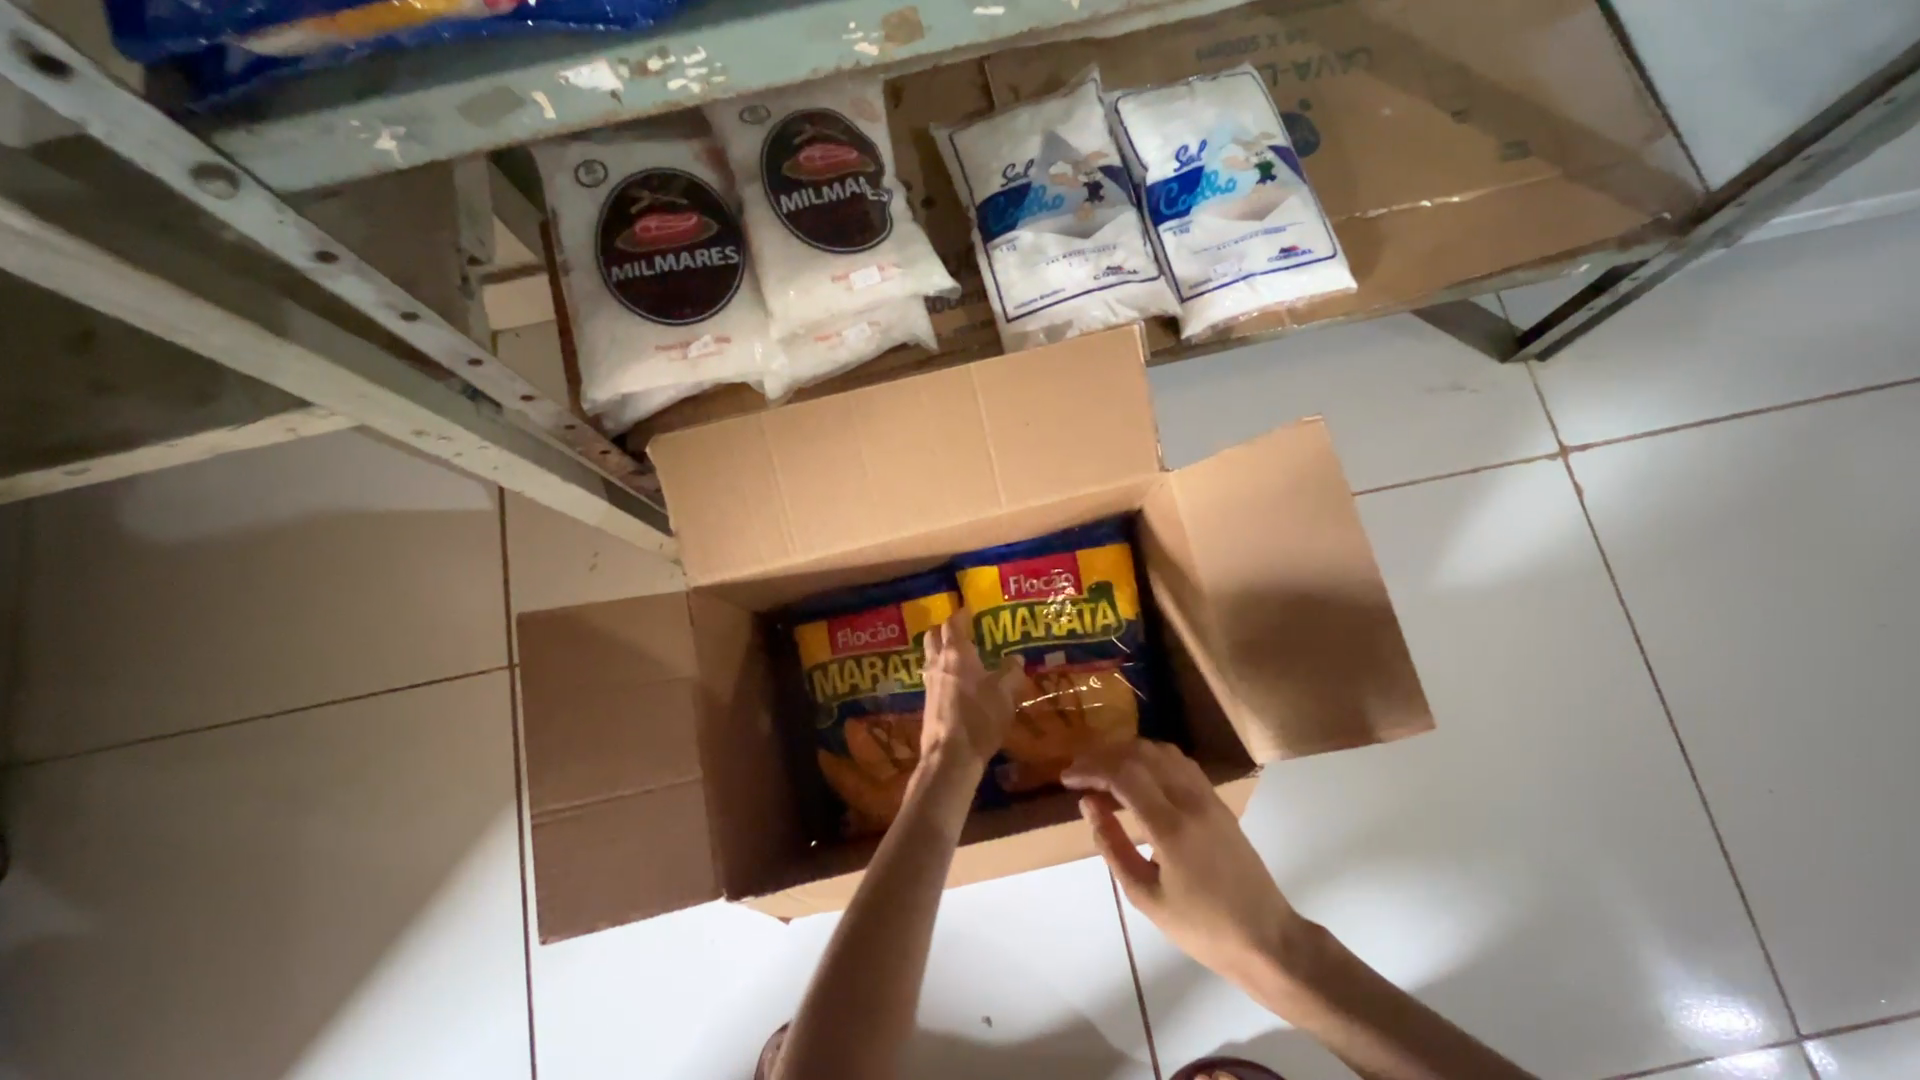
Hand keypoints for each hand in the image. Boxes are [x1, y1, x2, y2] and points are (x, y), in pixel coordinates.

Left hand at [919, 609, 1023, 772]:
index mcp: (957, 653)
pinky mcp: (927, 701)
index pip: (953, 623)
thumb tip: (1014, 659)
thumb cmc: (980, 718)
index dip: (961, 615)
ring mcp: (929, 682)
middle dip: (945, 629)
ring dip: (941, 650)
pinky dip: (942, 670)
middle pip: (934, 635)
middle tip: (962, 630)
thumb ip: (1011, 672)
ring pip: (930, 655)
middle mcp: (938, 663)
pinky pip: (932, 675)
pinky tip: (955, 681)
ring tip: (960, 654)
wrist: (950, 755)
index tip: (970, 610)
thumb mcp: (1005, 694)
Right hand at [1064, 740, 1306, 989]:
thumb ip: (1112, 845)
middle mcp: (1191, 800)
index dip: (1090, 768)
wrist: (1265, 937)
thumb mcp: (1145, 896)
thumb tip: (1089, 804)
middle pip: (1141, 753)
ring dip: (1127, 753)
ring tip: (1103, 772)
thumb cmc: (1201, 927)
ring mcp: (1209, 798)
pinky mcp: (1218, 802)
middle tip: (1079, 772)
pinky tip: (1137, 778)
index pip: (1123, 774)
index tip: (1067, 778)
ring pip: (1162, 751)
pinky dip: (1151, 759)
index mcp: (1171, 826)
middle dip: (1104, 755)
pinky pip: (1180, 764)